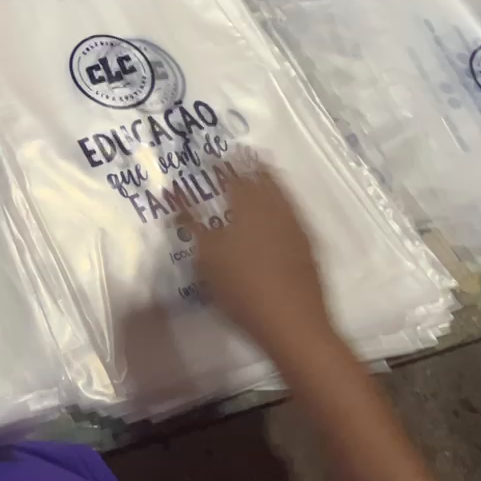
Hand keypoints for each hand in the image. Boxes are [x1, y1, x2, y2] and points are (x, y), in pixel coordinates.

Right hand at [180, 149, 334, 358]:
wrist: (294, 326)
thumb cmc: (241, 290)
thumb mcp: (205, 256)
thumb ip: (188, 221)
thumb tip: (170, 191)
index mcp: (246, 208)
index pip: (232, 176)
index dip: (222, 164)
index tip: (212, 156)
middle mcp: (274, 211)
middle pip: (262, 179)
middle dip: (250, 164)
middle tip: (240, 153)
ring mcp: (295, 228)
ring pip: (282, 193)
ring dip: (270, 178)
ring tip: (261, 170)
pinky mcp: (309, 247)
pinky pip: (295, 212)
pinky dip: (286, 201)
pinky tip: (281, 208)